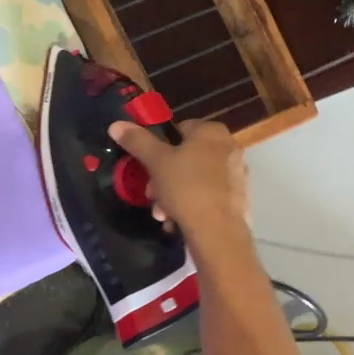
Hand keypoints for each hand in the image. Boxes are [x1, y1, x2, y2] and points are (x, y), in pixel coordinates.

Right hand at [108, 119, 250, 244]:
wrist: (218, 230)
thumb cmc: (186, 187)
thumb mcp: (156, 162)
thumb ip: (137, 141)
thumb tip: (116, 124)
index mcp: (212, 132)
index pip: (179, 129)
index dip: (159, 147)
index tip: (148, 167)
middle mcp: (229, 146)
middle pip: (185, 156)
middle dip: (163, 177)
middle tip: (152, 195)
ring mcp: (236, 172)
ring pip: (194, 177)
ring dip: (173, 193)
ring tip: (163, 213)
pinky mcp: (238, 196)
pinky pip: (207, 193)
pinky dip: (191, 203)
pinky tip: (179, 218)